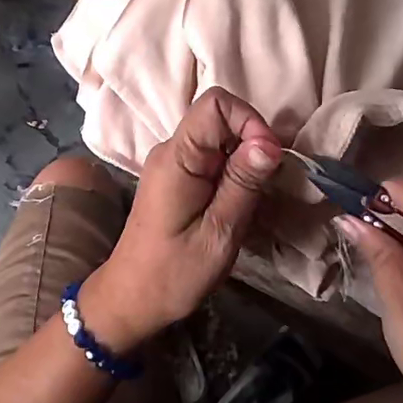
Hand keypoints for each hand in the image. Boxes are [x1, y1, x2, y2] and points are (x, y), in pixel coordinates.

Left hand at [78, 87, 282, 348]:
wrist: (132, 299)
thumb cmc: (174, 274)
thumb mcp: (219, 234)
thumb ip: (243, 184)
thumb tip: (270, 142)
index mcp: (177, 158)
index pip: (216, 103)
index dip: (250, 121)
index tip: (269, 160)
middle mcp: (171, 150)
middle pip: (220, 117)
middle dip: (253, 143)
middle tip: (266, 185)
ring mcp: (173, 163)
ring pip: (219, 137)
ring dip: (246, 160)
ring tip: (254, 198)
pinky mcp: (178, 177)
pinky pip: (212, 157)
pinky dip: (234, 172)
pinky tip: (239, 203)